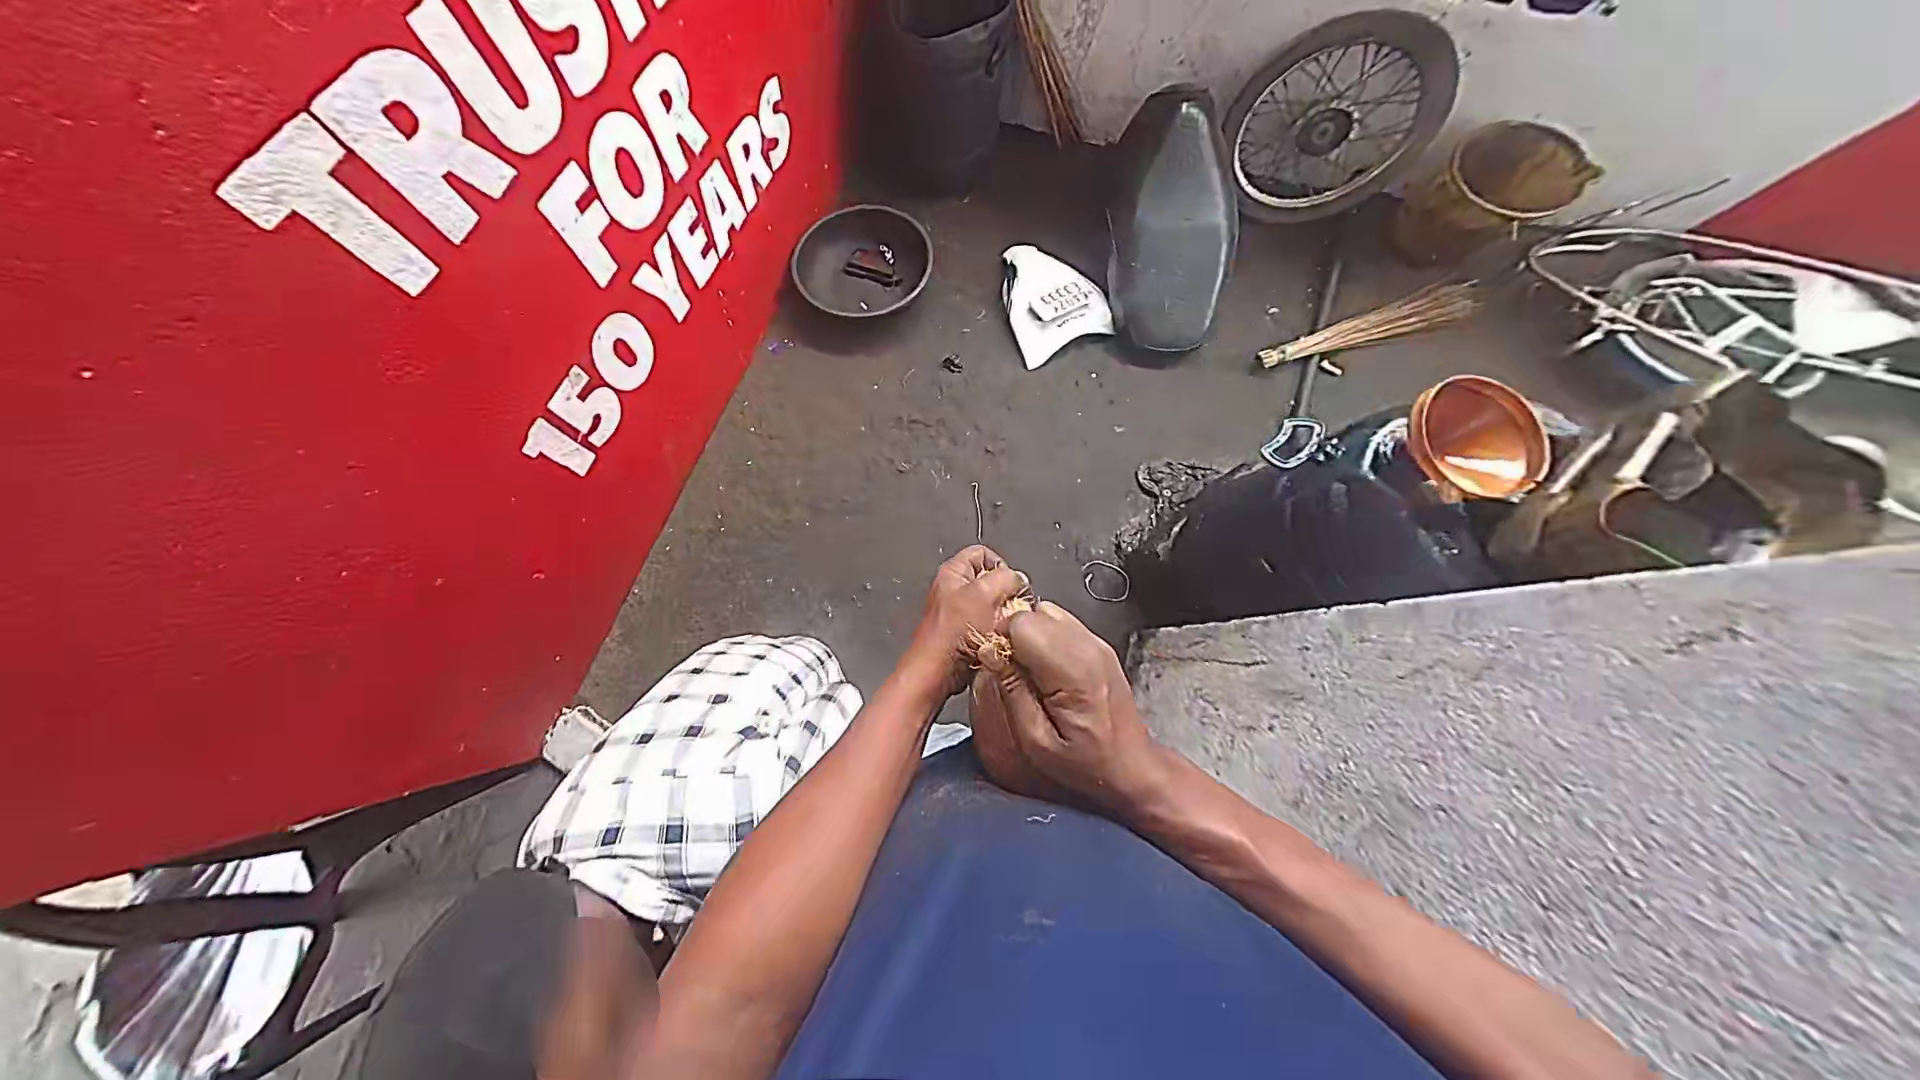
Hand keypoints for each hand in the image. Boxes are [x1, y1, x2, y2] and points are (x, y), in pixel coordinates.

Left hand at [906, 545, 1029, 696]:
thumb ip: (1007, 578)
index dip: (1001, 566)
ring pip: (995, 607)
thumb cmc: (950, 634)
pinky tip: (996, 641)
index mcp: (953, 572)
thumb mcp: (985, 592)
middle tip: (1007, 607)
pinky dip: (998, 634)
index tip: (1009, 583)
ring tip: (1000, 626)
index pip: (984, 554)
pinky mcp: (966, 635)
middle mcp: (954, 590)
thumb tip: (1019, 580)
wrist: (939, 671)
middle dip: (1006, 595)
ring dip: (1004, 617)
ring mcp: (959, 614)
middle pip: (992, 582)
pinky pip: (992, 628)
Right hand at [984, 602, 1166, 814]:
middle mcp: (1089, 649)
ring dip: (1029, 634)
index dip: (1001, 640)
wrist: (1130, 764)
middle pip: (1033, 612)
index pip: (1023, 623)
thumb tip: (989, 653)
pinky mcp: (1097, 643)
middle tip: (1011, 671)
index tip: (999, 667)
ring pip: (1045, 611)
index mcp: (1074, 672)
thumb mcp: (1036, 741)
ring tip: (1030, 670)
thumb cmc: (1086, 762)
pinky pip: (1059, 621)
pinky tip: (1045, 667)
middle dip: (1012, 635)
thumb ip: (1012, 692)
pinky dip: (1044, 636)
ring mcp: (1096, 642)